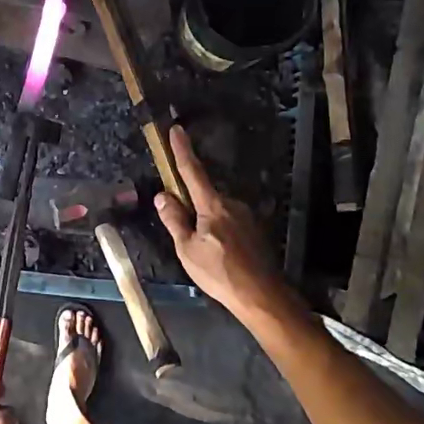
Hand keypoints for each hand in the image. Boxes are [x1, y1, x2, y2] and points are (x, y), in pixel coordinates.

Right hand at [155, 126, 302, 327]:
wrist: (261, 294)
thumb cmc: (219, 273)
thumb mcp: (187, 249)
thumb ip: (174, 220)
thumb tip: (163, 195)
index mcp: (213, 205)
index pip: (193, 171)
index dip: (182, 150)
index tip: (176, 129)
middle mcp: (232, 203)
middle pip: (204, 194)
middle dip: (191, 203)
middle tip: (182, 229)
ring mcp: (246, 216)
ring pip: (217, 210)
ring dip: (205, 221)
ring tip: (202, 252)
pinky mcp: (254, 230)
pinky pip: (229, 222)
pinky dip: (218, 231)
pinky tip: (218, 254)